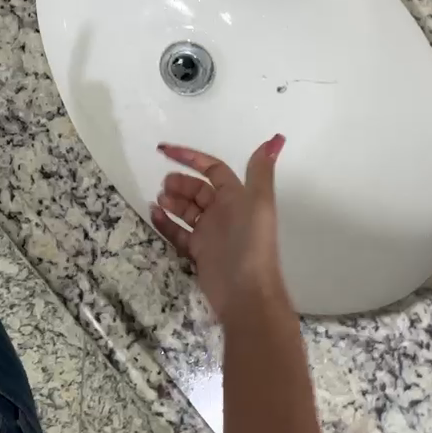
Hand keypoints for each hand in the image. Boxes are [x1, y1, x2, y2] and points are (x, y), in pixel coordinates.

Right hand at [151, 135, 289, 325]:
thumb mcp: (257, 203)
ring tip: (160, 202)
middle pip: (196, 189)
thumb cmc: (250, 243)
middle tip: (164, 187)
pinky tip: (154, 215)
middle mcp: (225, 212)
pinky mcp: (199, 251)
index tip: (163, 151)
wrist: (245, 294)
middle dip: (178, 183)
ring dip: (170, 201)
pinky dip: (165, 222)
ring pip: (185, 209)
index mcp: (238, 198)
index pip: (212, 169)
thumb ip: (260, 171)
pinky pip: (177, 231)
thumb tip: (277, 138)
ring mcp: (211, 233)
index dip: (190, 158)